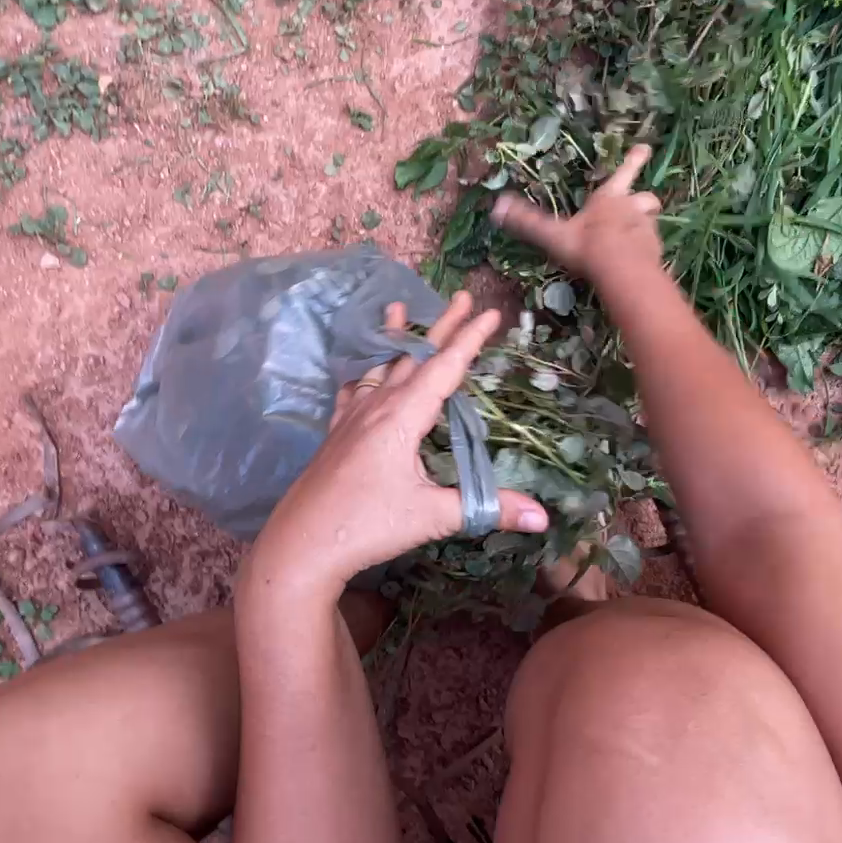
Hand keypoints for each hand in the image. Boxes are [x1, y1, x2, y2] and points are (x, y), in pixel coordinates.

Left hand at [245, 291, 549, 595]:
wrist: (298, 546)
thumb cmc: (366, 527)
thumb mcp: (431, 517)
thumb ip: (486, 508)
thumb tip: (543, 517)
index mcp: (401, 417)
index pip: (444, 369)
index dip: (470, 340)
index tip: (491, 311)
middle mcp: (376, 408)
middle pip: (415, 358)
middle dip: (442, 327)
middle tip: (463, 296)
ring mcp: (351, 418)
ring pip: (380, 367)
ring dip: (396, 340)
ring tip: (397, 308)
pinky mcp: (336, 435)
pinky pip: (353, 391)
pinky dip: (364, 372)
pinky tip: (362, 372)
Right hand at [491, 144, 662, 284]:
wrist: (620, 268)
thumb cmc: (586, 245)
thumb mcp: (552, 233)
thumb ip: (528, 222)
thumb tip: (496, 207)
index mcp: (607, 198)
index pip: (623, 173)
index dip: (633, 160)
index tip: (644, 147)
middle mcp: (630, 208)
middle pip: (645, 197)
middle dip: (643, 200)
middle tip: (642, 204)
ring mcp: (646, 228)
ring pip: (652, 220)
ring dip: (646, 224)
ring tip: (638, 236)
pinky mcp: (654, 249)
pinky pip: (653, 245)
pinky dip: (648, 249)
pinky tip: (641, 260)